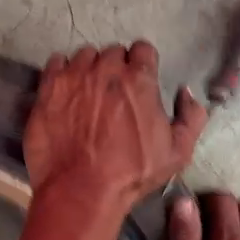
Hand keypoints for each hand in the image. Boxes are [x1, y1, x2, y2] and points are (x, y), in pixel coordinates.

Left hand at [25, 42, 207, 220]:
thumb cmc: (131, 172)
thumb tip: (186, 92)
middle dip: (116, 67)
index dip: (142, 64)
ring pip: (85, 56)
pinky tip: (65, 91)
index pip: (143, 49)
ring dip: (89, 69)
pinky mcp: (49, 86)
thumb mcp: (177, 152)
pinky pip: (56, 62)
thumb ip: (191, 117)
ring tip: (88, 92)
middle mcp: (106, 68)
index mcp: (138, 78)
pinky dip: (62, 72)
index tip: (139, 81)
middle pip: (113, 52)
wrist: (80, 191)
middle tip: (113, 92)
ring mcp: (75, 75)